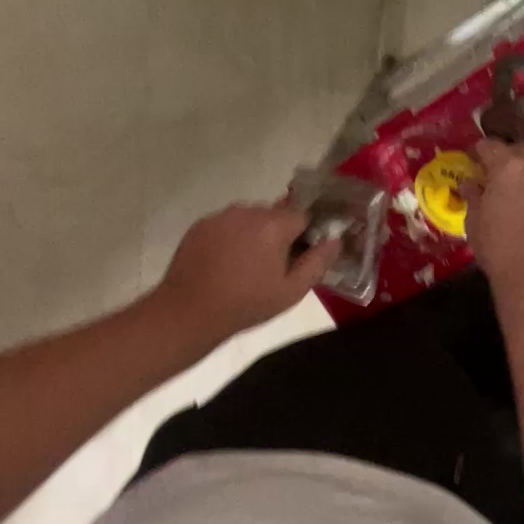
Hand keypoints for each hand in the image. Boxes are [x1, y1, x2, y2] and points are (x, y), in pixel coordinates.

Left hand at [151, 204, 340, 341]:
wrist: (188, 312)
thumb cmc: (246, 304)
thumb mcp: (291, 291)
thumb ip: (318, 262)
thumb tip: (335, 239)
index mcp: (273, 225)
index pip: (303, 216)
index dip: (305, 236)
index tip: (298, 258)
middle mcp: (247, 211)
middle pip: (275, 214)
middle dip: (278, 234)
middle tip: (272, 267)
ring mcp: (221, 216)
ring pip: (250, 218)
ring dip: (254, 235)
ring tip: (245, 267)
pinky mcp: (200, 225)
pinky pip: (226, 225)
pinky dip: (230, 238)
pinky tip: (224, 264)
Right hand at [463, 139, 523, 285]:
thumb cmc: (498, 246)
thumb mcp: (474, 220)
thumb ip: (472, 196)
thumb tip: (469, 183)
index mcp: (507, 167)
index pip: (489, 146)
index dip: (477, 150)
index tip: (469, 160)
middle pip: (518, 149)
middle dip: (504, 154)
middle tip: (490, 170)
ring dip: (521, 169)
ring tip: (507, 187)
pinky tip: (523, 202)